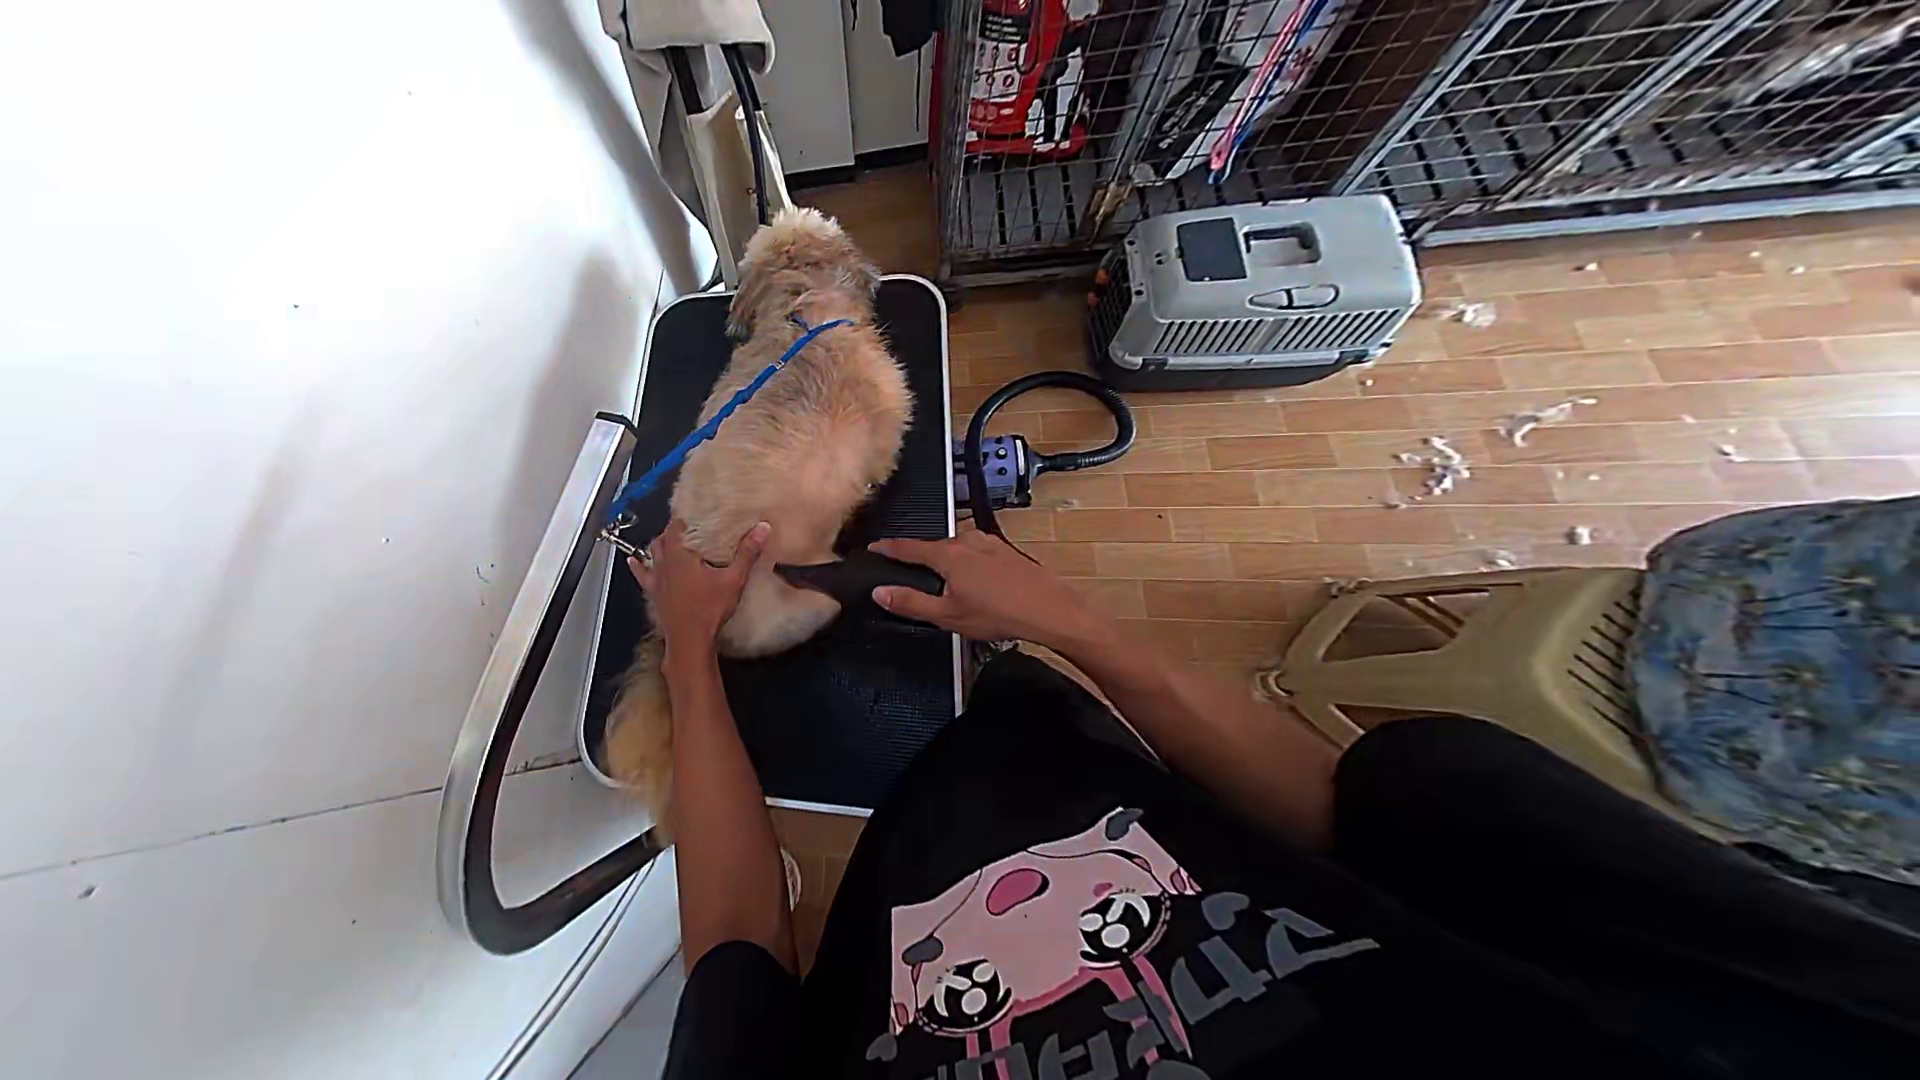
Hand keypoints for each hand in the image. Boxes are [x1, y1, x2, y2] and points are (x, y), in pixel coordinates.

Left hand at [629, 519, 769, 653]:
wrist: (690, 640)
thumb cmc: (710, 609)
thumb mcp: (734, 579)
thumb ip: (747, 552)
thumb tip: (762, 528)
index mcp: (681, 555)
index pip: (678, 526)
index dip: (686, 517)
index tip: (696, 510)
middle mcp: (664, 563)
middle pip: (664, 537)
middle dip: (675, 529)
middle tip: (689, 525)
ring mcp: (656, 578)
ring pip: (653, 552)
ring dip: (660, 543)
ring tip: (669, 538)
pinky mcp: (653, 593)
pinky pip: (642, 575)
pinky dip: (638, 565)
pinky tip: (634, 560)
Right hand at [868, 531, 1109, 648]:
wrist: (1049, 609)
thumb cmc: (999, 613)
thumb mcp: (948, 615)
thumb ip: (910, 603)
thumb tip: (880, 592)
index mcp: (948, 553)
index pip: (908, 547)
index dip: (888, 548)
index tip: (874, 547)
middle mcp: (968, 540)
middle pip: (935, 548)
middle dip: (922, 561)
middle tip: (914, 581)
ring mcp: (990, 543)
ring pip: (958, 550)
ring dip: (949, 565)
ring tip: (950, 591)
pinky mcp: (1007, 551)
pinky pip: (978, 554)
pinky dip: (970, 566)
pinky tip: (978, 587)